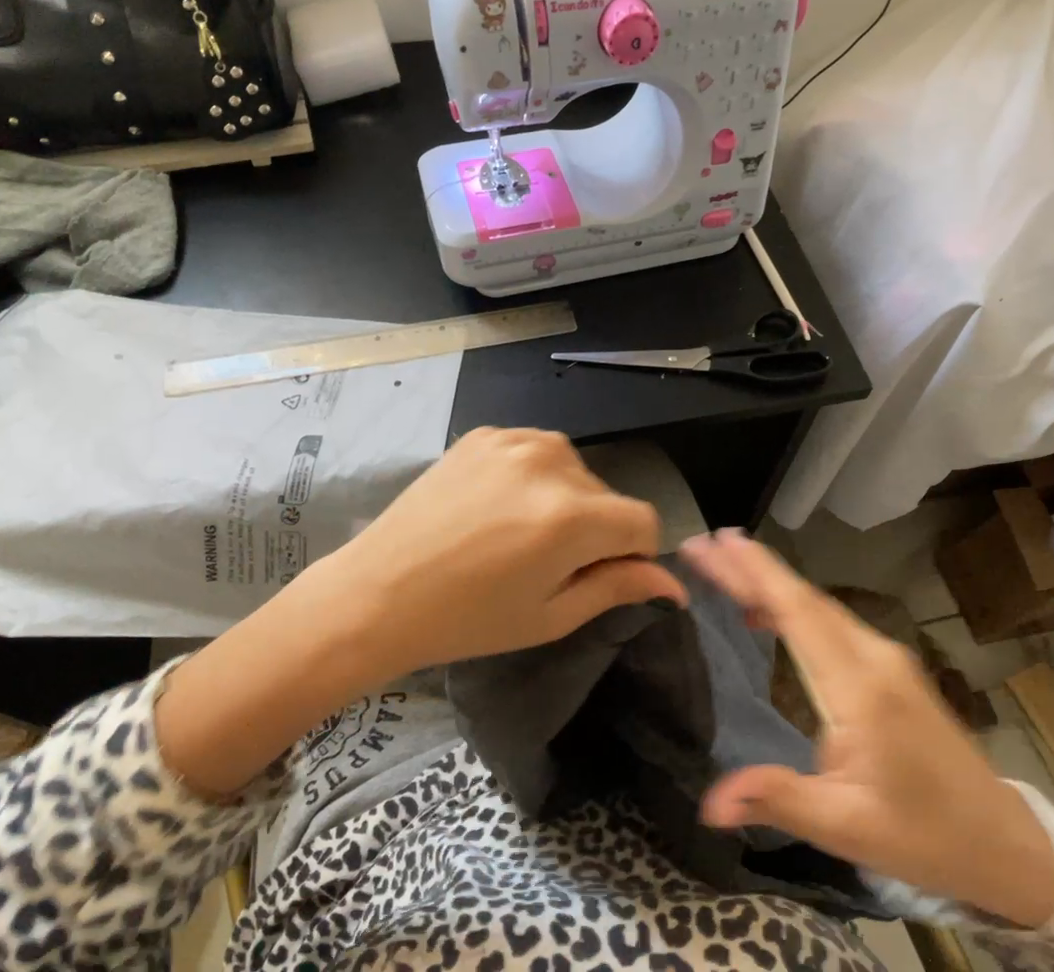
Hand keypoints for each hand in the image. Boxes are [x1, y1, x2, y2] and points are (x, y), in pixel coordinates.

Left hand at [321, 426, 686, 675]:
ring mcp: (514, 440)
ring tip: (517, 537)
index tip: (598, 577)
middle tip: (546, 567)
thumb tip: (675, 585)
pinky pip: (537, 453)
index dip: (633, 555)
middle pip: (608, 497)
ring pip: (575, 472)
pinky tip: (496, 510)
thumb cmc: (468, 620)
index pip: (644, 521)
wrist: (377, 592)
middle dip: (596, 531)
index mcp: (572, 515)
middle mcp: (551, 462)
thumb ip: (619, 588)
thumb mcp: (551, 615)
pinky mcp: (484, 434)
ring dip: (566, 502)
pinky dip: (533, 480)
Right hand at [682, 531, 1053, 927]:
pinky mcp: (892, 671)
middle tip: (702, 546)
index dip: (755, 574)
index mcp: (861, 689)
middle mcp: (876, 659)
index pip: (799, 613)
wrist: (999, 840)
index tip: (718, 541)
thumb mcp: (844, 827)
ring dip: (772, 585)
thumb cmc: (921, 835)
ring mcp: (889, 661)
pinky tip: (769, 616)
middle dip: (752, 569)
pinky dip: (795, 608)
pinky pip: (834, 624)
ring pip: (821, 608)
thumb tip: (709, 803)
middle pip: (805, 601)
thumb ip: (776, 800)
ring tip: (724, 567)